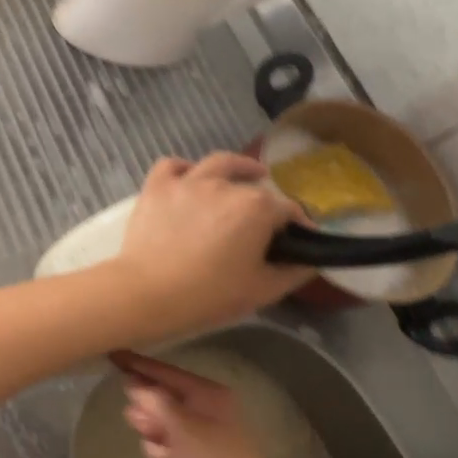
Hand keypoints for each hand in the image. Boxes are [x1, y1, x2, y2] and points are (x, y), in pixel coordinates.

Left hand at [108, 153, 311, 339]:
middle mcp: (224, 185)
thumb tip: (309, 260)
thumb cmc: (210, 295)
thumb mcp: (263, 290)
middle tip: (265, 225)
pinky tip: (190, 179)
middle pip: (253, 188)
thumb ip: (293, 271)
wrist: (148, 293)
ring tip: (244, 176)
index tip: (299, 241)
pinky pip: (172, 165)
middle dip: (266, 204)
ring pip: (218, 163)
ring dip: (236, 168)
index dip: (298, 225)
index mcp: (257, 207)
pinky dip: (184, 169)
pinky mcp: (156, 187)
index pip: (289, 210)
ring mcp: (187, 182)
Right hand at [112, 351, 299, 457]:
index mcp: (207, 397)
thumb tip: (132, 381)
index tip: (111, 355)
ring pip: (154, 437)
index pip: (165, 373)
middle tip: (153, 431)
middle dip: (150, 422)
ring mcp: (195, 446)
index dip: (138, 365)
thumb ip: (153, 400)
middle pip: (155, 407)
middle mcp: (202, 416)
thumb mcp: (182, 425)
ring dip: (160, 452)